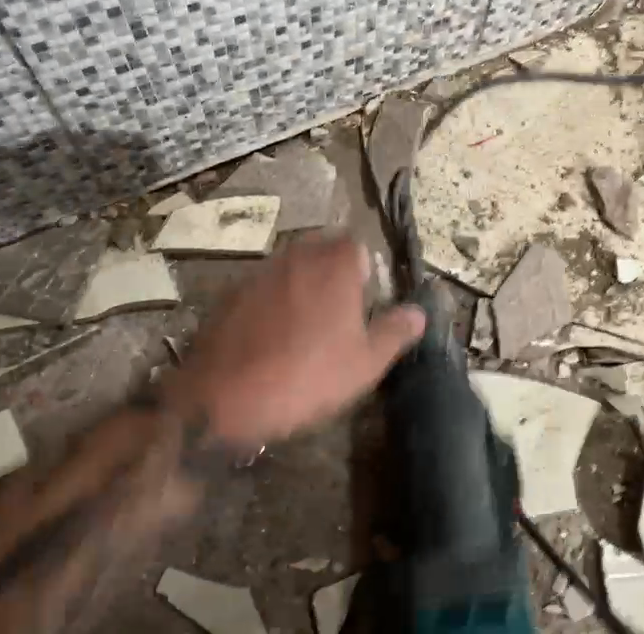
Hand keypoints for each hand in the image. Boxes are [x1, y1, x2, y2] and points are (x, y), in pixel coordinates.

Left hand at [162, 235, 425, 446]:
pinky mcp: (233, 291)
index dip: (365, 273)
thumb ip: (395, 331)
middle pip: (323, 250)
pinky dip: (273, 302)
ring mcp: (261, 270)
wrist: (224, 396)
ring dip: (303, 286)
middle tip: (339, 316)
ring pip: (292, 267)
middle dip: (334, 274)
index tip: (365, 304)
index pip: (358, 247)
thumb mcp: (364, 363)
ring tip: (306, 328)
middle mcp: (298, 255)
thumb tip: (419, 313)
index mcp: (334, 263)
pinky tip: (272, 337)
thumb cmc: (306, 376)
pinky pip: (264, 286)